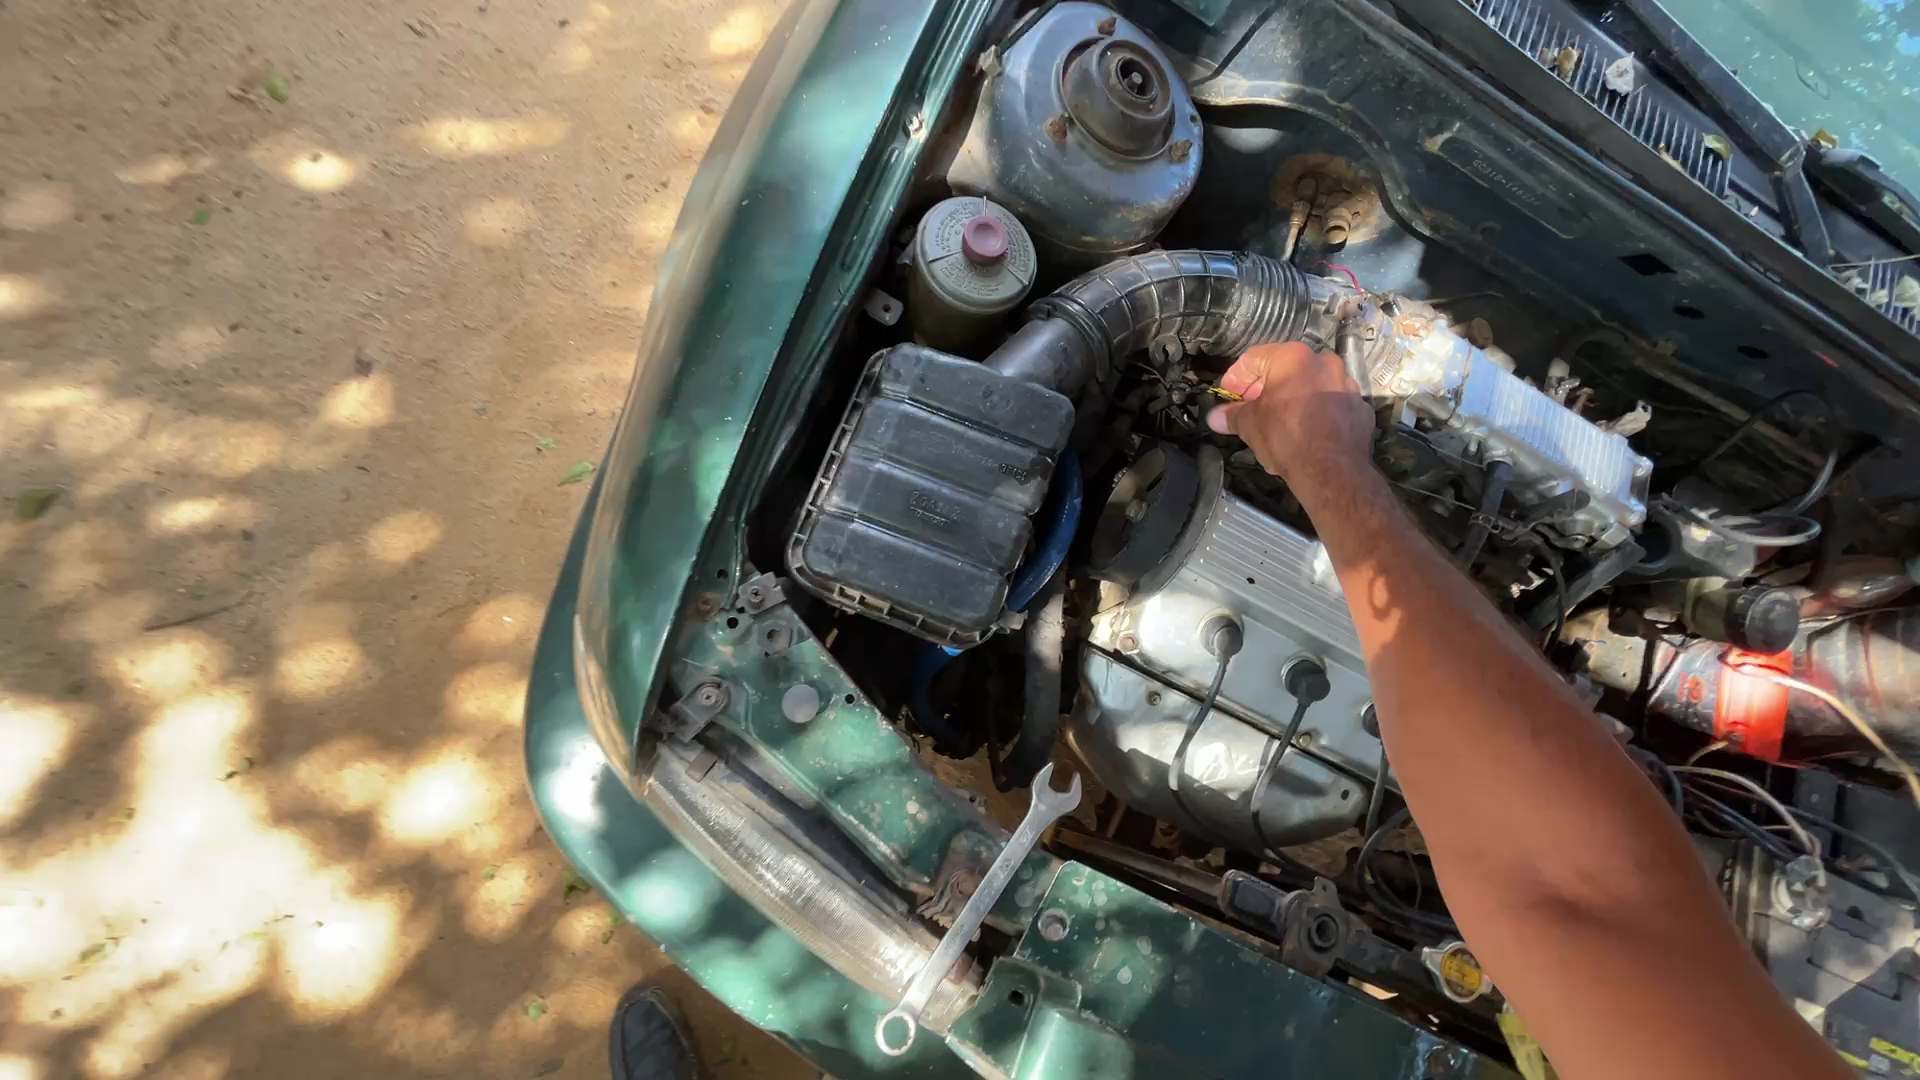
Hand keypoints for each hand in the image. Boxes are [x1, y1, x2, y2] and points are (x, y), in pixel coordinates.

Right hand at [1205, 342, 1375, 497]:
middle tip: (1248, 409)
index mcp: (1292, 359)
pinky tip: (1303, 431)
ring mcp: (1346, 383)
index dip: (1234, 379)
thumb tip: (1215, 417)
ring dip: (1290, 398)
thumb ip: (1232, 415)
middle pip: (1283, 368)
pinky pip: (1329, 402)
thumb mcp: (1249, 426)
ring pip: (1309, 384)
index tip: (1227, 398)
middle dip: (1262, 388)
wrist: (1332, 471)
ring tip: (1276, 422)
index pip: (1252, 359)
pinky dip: (1314, 411)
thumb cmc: (1286, 439)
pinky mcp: (1359, 406)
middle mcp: (1323, 362)